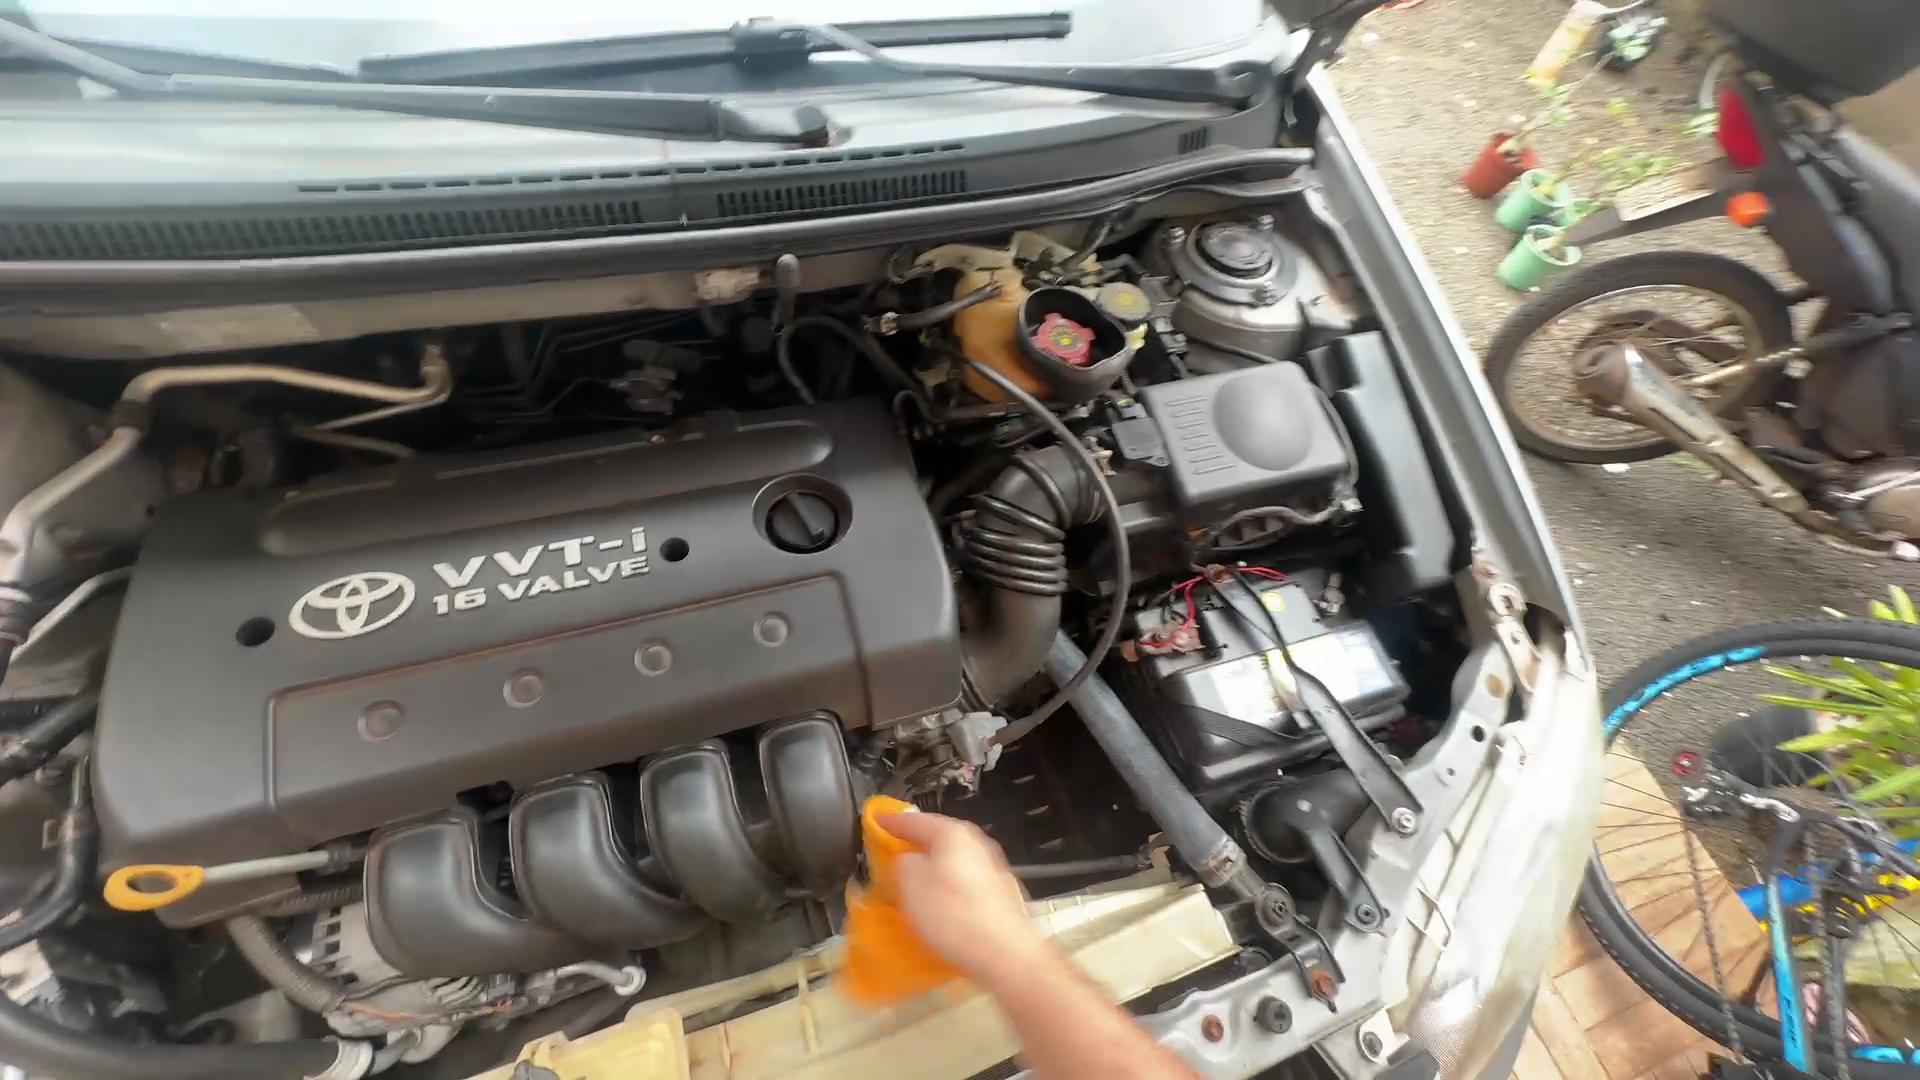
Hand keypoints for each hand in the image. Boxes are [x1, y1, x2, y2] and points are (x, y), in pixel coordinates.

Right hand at [876, 811, 1050, 989]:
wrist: (1006, 954)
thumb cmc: (953, 916)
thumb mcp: (912, 886)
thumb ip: (903, 864)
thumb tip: (908, 859)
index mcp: (952, 833)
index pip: (915, 820)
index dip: (892, 821)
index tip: (877, 820)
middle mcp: (976, 841)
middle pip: (939, 836)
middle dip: (916, 842)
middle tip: (895, 850)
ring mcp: (992, 865)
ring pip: (954, 858)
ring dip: (935, 864)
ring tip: (916, 878)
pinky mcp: (1000, 891)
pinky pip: (966, 879)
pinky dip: (950, 883)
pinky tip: (944, 903)